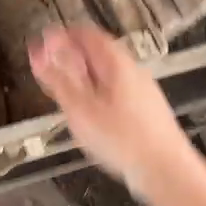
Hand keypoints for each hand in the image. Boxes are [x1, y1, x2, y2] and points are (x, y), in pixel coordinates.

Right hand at [29, 23, 195, 199]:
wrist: (166, 171)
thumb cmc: (121, 138)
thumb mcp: (80, 109)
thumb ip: (57, 79)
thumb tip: (38, 54)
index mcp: (116, 64)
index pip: (87, 34)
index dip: (62, 35)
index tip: (43, 42)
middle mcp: (133, 71)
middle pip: (98, 52)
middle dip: (71, 56)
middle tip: (49, 67)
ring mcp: (143, 91)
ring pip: (107, 73)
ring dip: (83, 75)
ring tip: (63, 90)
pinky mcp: (147, 111)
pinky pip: (116, 89)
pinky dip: (96, 91)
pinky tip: (88, 111)